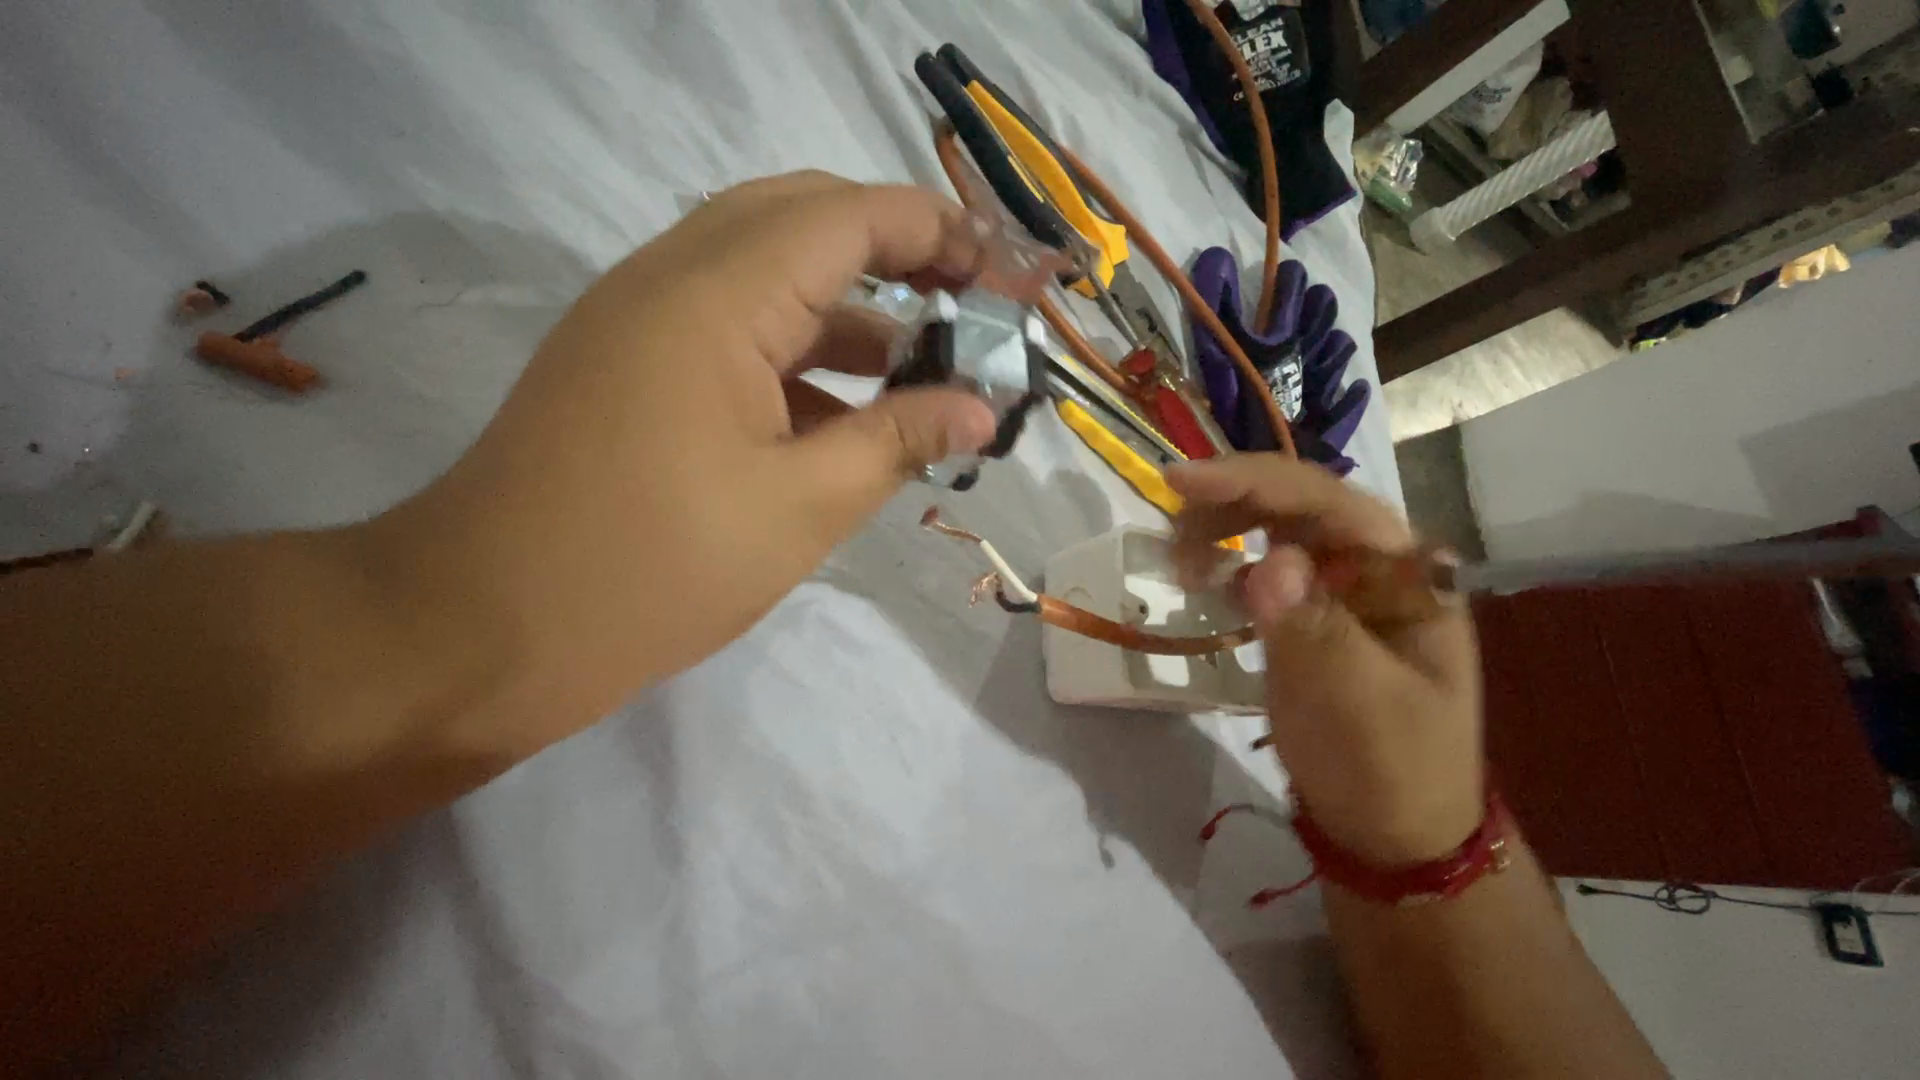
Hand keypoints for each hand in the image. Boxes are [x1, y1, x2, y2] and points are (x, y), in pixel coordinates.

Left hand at [377, 173, 996, 746]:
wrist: (481, 628)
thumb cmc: (653, 570)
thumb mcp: (801, 509)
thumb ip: (899, 442)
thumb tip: (981, 409)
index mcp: (716, 296)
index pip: (848, 216)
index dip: (937, 230)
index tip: (1003, 276)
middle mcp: (670, 277)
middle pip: (803, 219)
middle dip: (895, 251)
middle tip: (967, 304)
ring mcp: (639, 318)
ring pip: (765, 272)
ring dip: (847, 307)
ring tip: (925, 367)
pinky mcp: (626, 363)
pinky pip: (730, 325)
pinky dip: (797, 350)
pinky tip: (847, 412)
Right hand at [1169, 456, 1483, 865]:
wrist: (1395, 835)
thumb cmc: (1392, 770)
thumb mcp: (1360, 708)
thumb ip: (1317, 632)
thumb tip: (1268, 562)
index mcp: (1407, 575)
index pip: (1329, 503)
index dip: (1254, 482)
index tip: (1182, 481)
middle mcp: (1377, 567)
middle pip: (1299, 504)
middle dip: (1231, 501)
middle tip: (1169, 528)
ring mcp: (1342, 590)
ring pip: (1276, 528)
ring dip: (1223, 528)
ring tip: (1180, 563)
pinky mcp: (1310, 615)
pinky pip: (1264, 566)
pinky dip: (1225, 563)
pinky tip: (1199, 581)